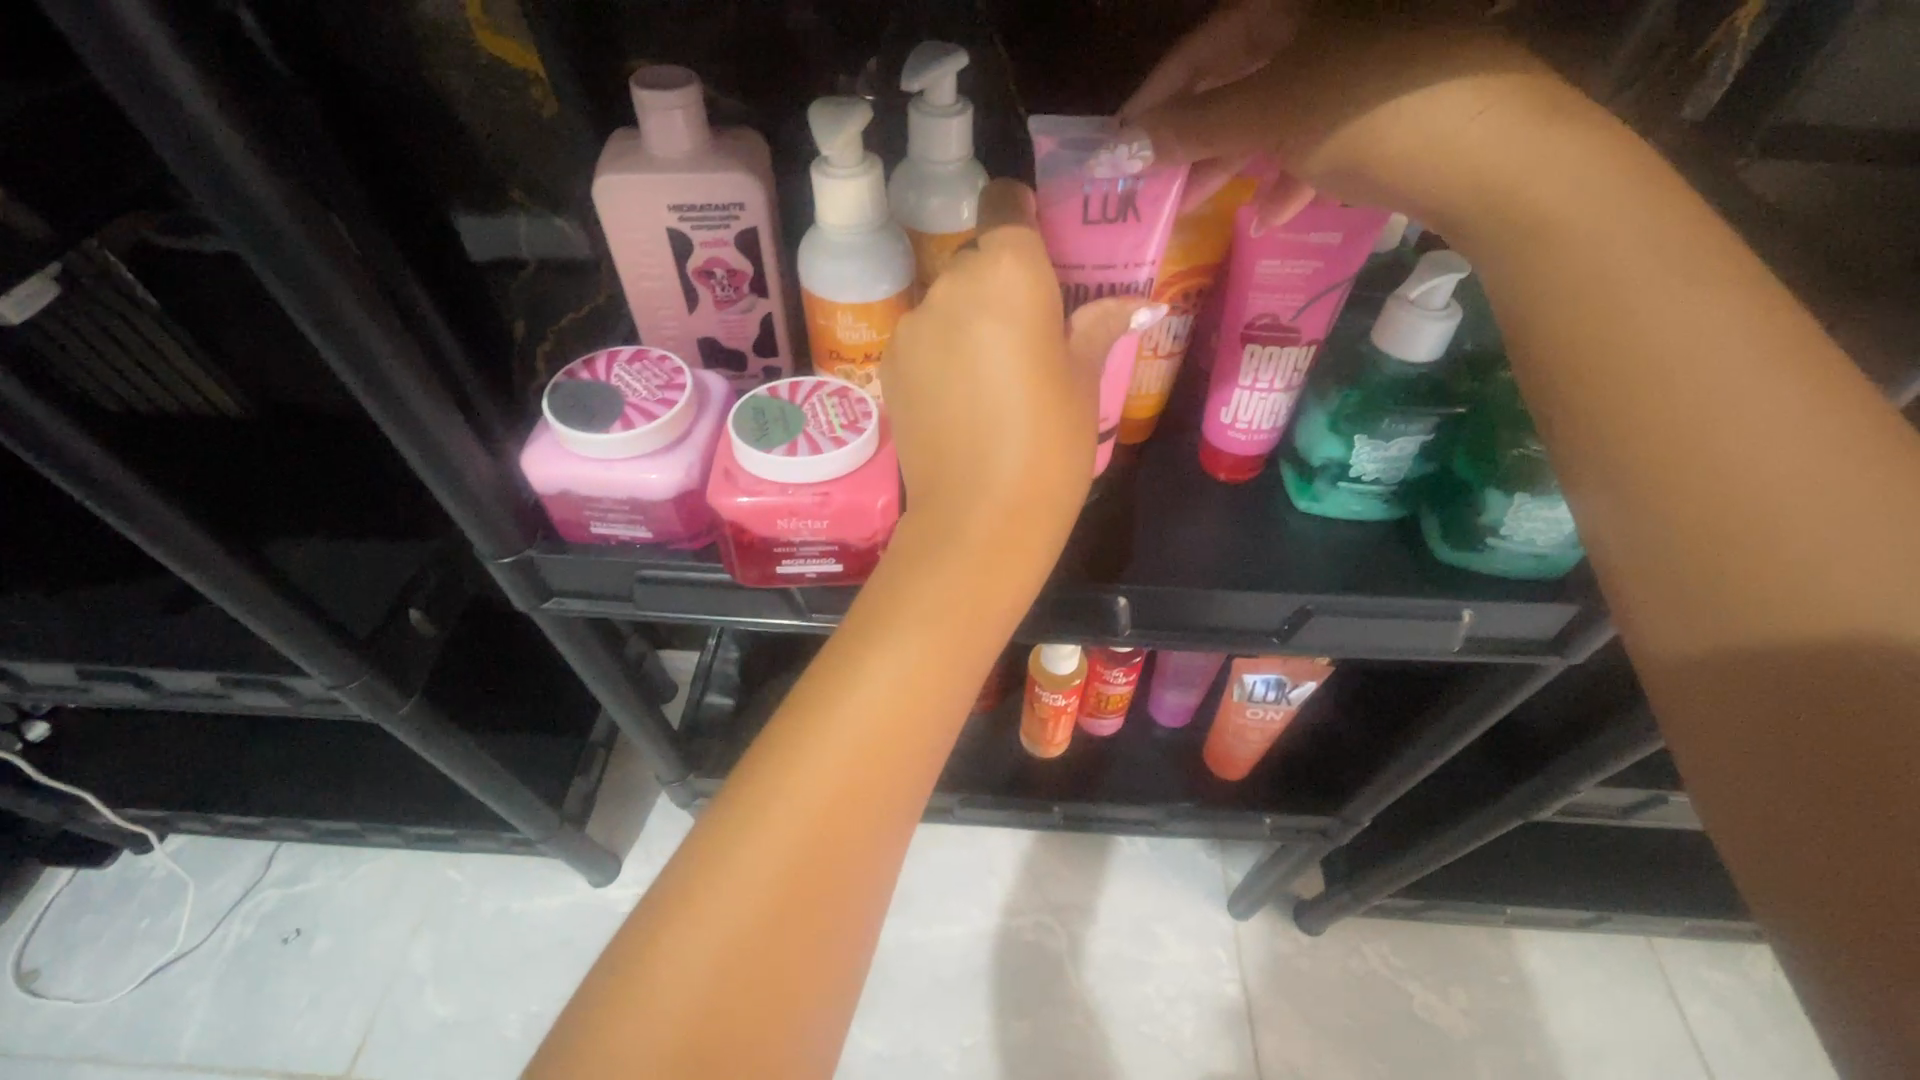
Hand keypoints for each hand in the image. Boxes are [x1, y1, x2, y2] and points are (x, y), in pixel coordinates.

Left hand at [884, 180, 1144, 559]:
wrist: (980, 516)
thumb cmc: (1050, 443)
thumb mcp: (1085, 382)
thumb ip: (1098, 327)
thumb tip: (1139, 303)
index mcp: (1009, 271)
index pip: (1004, 204)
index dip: (1019, 216)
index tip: (1037, 250)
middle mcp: (952, 283)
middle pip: (976, 260)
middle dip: (1000, 284)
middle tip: (1029, 333)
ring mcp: (913, 324)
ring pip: (946, 302)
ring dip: (968, 320)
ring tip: (992, 377)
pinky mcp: (888, 363)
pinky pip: (922, 338)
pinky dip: (940, 352)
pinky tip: (959, 398)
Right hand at [1126, 4, 1557, 231]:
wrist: (1495, 152)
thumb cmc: (1368, 109)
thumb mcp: (1268, 114)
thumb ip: (1194, 126)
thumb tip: (1128, 141)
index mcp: (1298, 5)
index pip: (1206, 44)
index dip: (1159, 94)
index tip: (1122, 141)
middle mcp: (1332, 23)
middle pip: (1242, 78)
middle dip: (1196, 134)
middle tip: (1157, 181)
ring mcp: (1368, 67)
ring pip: (1281, 113)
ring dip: (1237, 159)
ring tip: (1200, 205)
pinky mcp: (1395, 112)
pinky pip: (1325, 139)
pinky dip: (1292, 174)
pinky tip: (1270, 214)